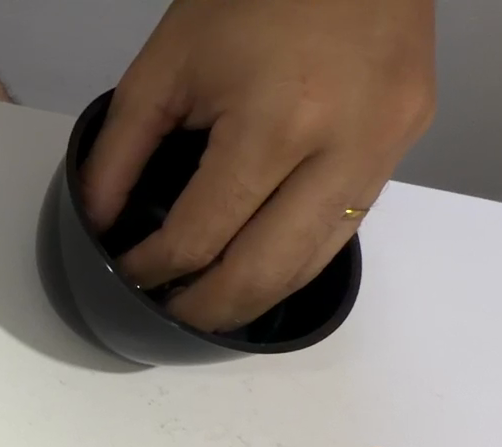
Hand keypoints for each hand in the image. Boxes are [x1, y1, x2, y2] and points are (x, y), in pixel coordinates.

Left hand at [84, 0, 434, 331]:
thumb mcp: (156, 76)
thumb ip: (113, 162)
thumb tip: (96, 228)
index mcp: (278, 126)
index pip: (198, 241)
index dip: (149, 271)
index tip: (125, 274)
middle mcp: (347, 145)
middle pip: (263, 271)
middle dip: (202, 309)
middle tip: (161, 314)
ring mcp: (388, 145)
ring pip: (311, 263)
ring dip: (249, 299)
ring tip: (197, 305)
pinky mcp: (405, 140)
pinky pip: (343, 229)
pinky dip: (289, 264)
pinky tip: (247, 270)